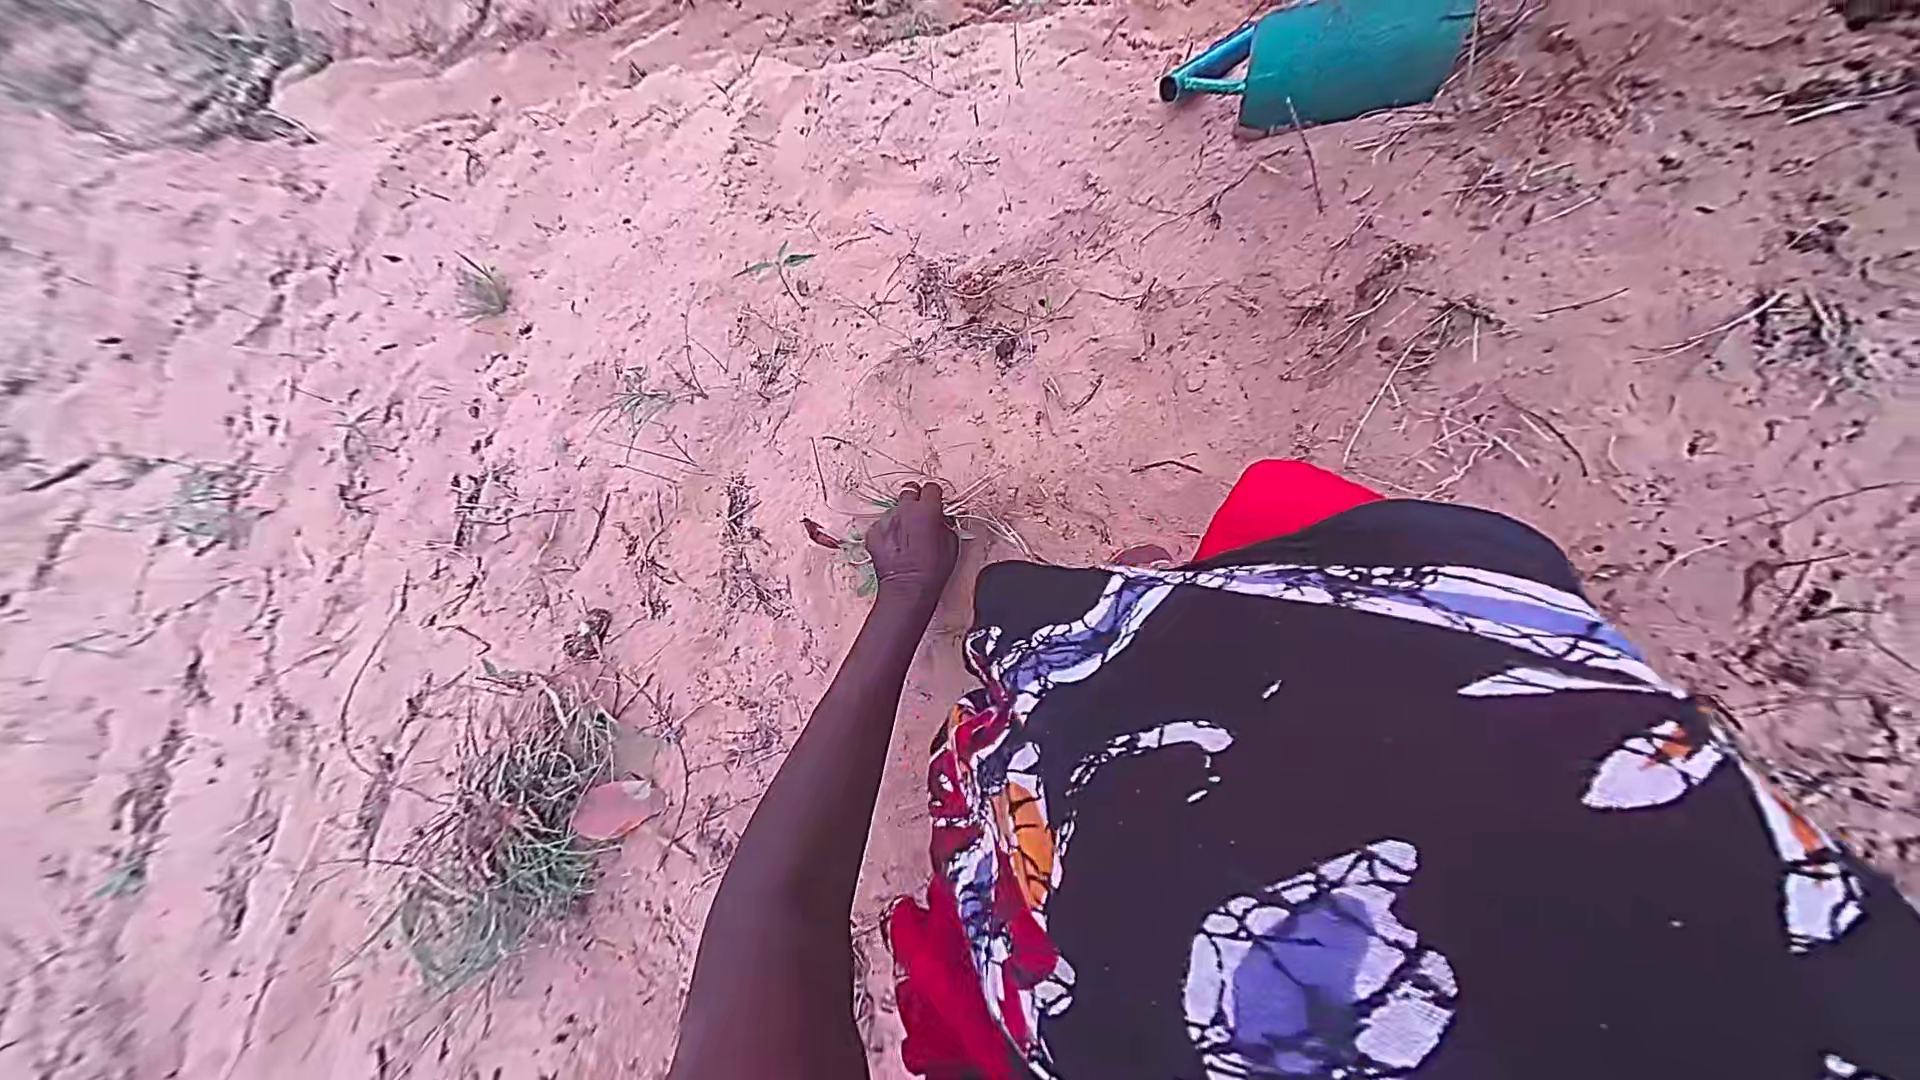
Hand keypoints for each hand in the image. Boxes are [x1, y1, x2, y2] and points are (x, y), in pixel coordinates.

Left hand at [866, 483, 957, 601]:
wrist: (908, 589)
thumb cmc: (932, 570)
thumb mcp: (952, 543)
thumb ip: (946, 523)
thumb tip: (944, 518)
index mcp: (926, 510)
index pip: (931, 488)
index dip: (934, 495)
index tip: (936, 502)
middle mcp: (904, 510)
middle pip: (909, 492)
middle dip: (916, 500)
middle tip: (921, 514)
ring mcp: (886, 521)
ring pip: (895, 510)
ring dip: (902, 518)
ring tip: (908, 537)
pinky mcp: (873, 533)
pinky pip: (882, 525)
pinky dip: (888, 532)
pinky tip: (896, 545)